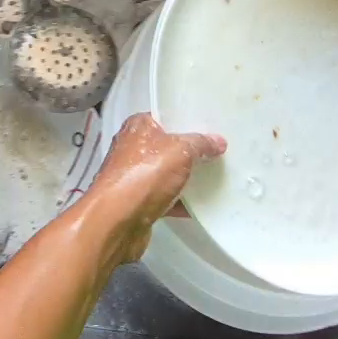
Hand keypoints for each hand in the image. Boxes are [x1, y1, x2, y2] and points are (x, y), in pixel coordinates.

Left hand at [84, 112, 224, 262]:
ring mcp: (133, 176)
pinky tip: (202, 206)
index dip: (187, 120)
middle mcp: (132, 147)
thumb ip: (200, 143)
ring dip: (186, 177)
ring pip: (166, 173)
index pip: (165, 117)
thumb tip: (219, 141)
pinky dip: (180, 201)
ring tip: (216, 177)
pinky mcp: (137, 202)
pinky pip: (164, 197)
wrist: (117, 221)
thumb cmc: (146, 175)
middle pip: (167, 145)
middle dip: (190, 151)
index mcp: (138, 126)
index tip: (212, 126)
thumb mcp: (180, 151)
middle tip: (219, 152)